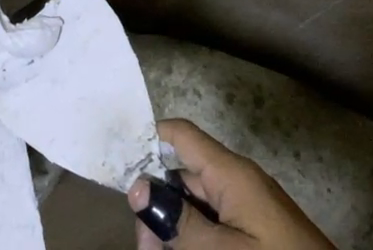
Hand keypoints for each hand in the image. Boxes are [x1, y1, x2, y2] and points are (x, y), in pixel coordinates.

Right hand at [127, 119, 335, 249]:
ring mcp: (247, 208)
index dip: (146, 141)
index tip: (117, 168)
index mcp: (230, 172)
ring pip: (194, 208)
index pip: (178, 134)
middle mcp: (236, 181)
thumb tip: (136, 185)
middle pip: (181, 179)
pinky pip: (214, 226)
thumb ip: (180, 221)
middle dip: (157, 210)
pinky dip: (196, 241)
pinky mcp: (256, 233)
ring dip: (174, 233)